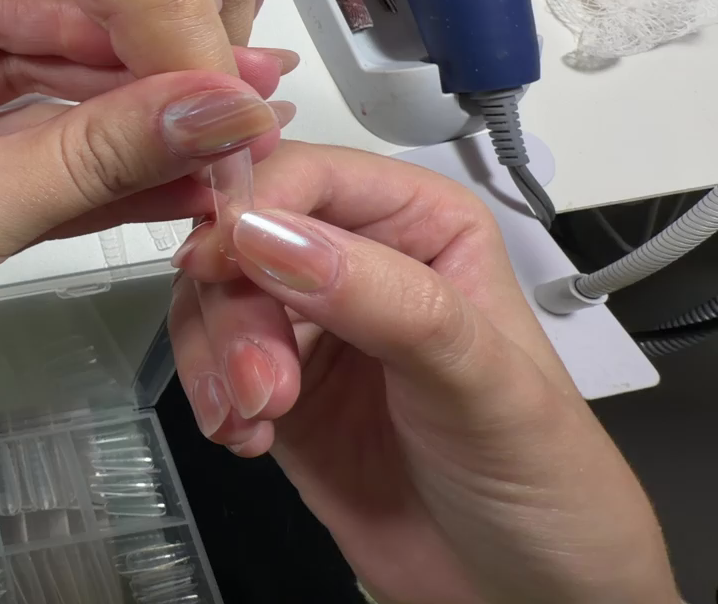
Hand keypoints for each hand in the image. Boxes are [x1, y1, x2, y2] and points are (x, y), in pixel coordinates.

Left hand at [0, 0, 295, 544]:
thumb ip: (87, 156)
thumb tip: (210, 99)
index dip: (76, 15)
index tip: (173, 37)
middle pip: (16, 59)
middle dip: (115, 76)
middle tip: (222, 87)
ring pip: (37, 125)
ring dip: (123, 135)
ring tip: (223, 139)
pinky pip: (40, 183)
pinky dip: (104, 188)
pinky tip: (179, 189)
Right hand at [170, 143, 675, 603]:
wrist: (503, 597)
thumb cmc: (542, 488)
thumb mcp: (486, 389)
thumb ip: (388, 303)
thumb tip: (265, 236)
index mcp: (413, 225)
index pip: (306, 174)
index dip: (249, 206)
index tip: (216, 262)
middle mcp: (342, 252)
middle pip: (236, 234)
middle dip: (234, 310)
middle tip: (258, 383)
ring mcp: (291, 308)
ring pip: (205, 289)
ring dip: (217, 356)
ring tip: (255, 419)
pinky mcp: (254, 359)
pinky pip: (195, 343)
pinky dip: (205, 387)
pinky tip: (244, 432)